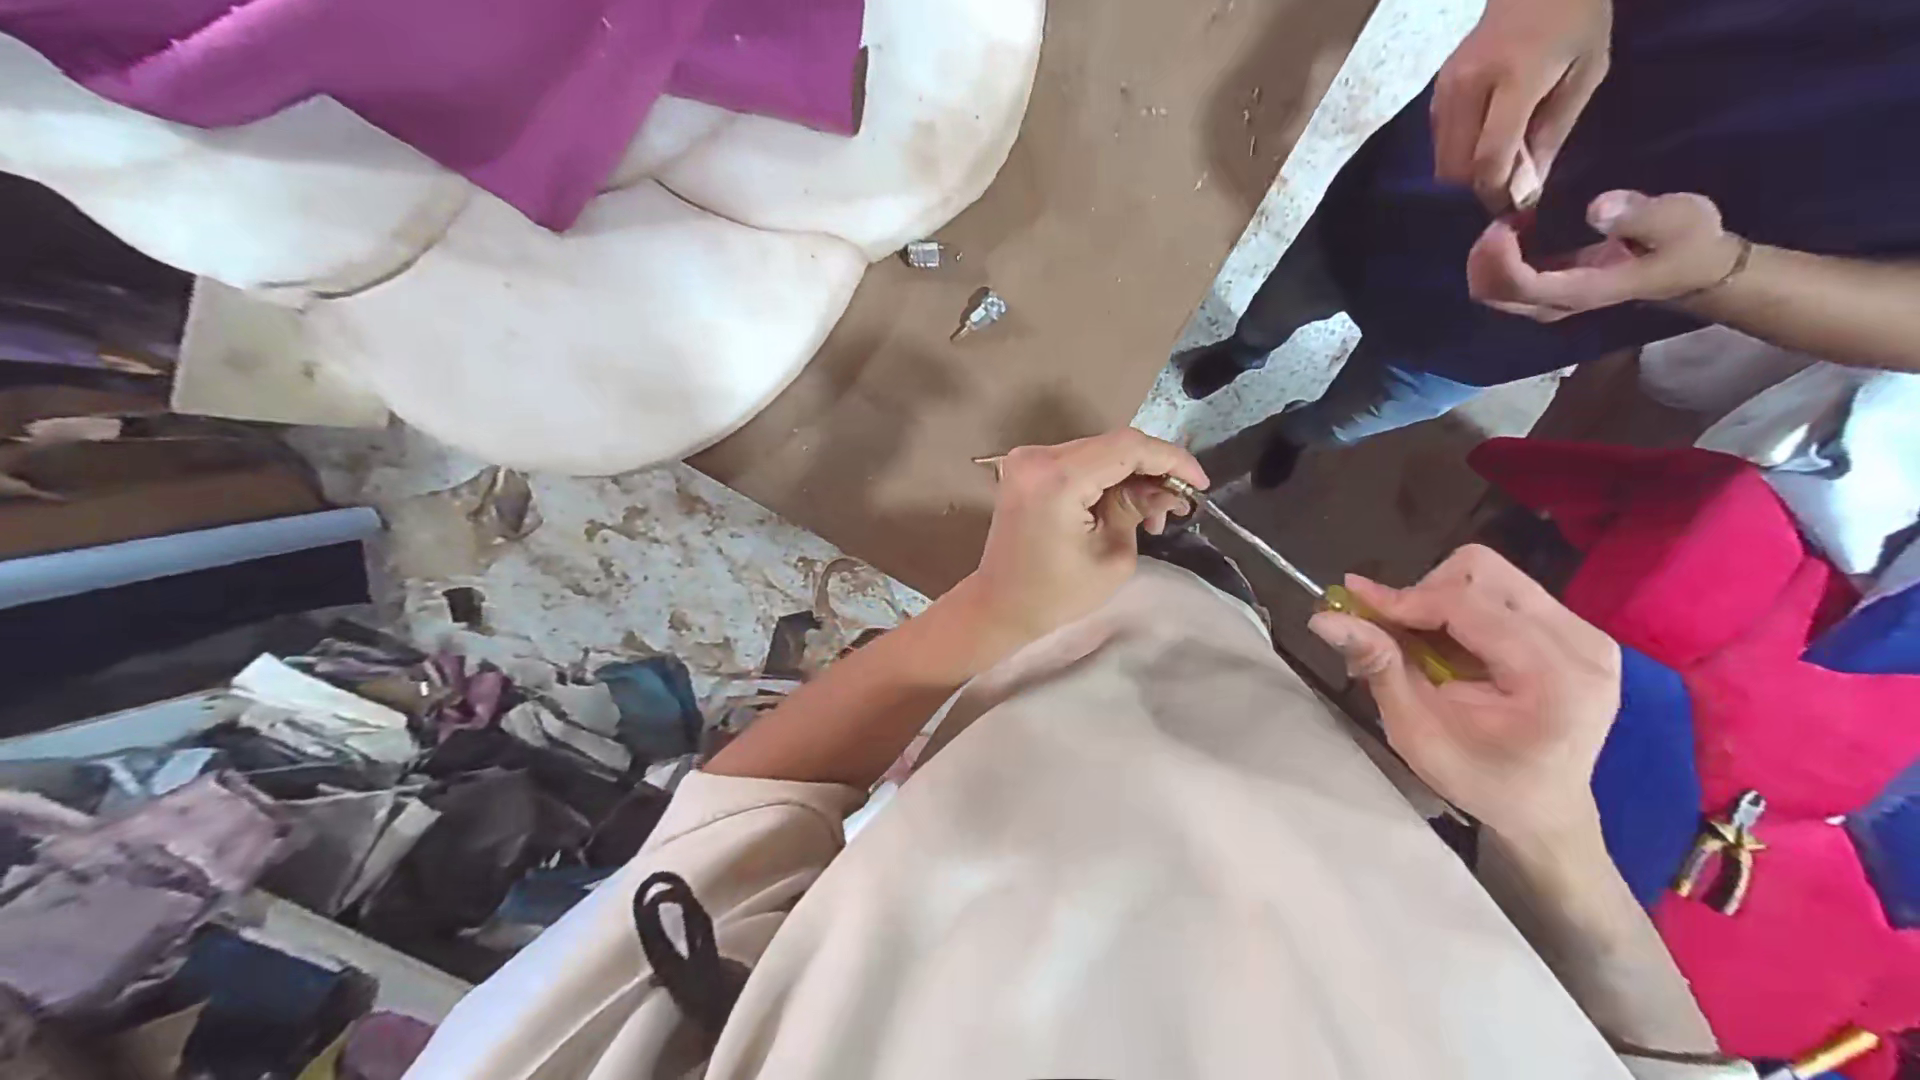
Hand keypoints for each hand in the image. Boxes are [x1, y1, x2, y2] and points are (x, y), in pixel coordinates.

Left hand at [955, 428, 1206, 642]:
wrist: (998, 605)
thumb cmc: (1055, 595)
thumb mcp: (1112, 556)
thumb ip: (1138, 510)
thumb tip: (1167, 487)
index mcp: (1057, 479)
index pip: (1128, 447)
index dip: (1171, 459)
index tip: (1199, 484)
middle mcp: (1037, 457)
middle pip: (1113, 445)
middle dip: (1153, 470)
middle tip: (1176, 504)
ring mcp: (1027, 460)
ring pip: (1099, 452)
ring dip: (1131, 476)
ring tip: (1152, 515)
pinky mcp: (1026, 469)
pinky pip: (1079, 462)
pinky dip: (1106, 478)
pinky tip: (1123, 505)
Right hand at [1307, 544, 1620, 844]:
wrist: (1543, 807)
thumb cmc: (1479, 778)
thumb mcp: (1415, 731)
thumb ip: (1378, 666)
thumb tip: (1324, 618)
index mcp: (1554, 679)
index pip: (1467, 605)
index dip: (1402, 599)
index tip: (1351, 604)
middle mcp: (1582, 644)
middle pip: (1482, 571)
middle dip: (1423, 593)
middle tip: (1391, 629)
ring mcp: (1585, 633)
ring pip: (1489, 573)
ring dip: (1439, 598)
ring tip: (1420, 641)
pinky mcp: (1576, 630)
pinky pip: (1501, 589)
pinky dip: (1459, 607)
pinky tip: (1448, 645)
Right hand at [1433, 0, 1611, 209]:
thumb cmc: (1574, 20)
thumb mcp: (1586, 71)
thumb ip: (1554, 132)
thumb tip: (1526, 189)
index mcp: (1513, 78)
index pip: (1489, 155)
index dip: (1497, 189)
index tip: (1511, 208)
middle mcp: (1467, 89)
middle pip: (1455, 167)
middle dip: (1476, 188)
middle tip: (1503, 192)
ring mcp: (1443, 94)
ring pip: (1441, 161)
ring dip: (1464, 176)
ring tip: (1494, 172)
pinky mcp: (1433, 98)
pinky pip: (1438, 145)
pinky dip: (1457, 158)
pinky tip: (1480, 151)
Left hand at [1468, 190, 1746, 321]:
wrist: (1689, 270)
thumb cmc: (1687, 242)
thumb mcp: (1681, 219)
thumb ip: (1640, 214)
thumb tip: (1596, 207)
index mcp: (1579, 291)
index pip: (1517, 285)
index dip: (1498, 257)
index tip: (1505, 221)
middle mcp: (1550, 305)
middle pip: (1491, 293)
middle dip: (1484, 257)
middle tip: (1504, 217)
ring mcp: (1541, 304)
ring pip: (1489, 292)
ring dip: (1487, 258)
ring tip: (1511, 221)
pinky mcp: (1540, 295)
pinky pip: (1499, 285)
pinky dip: (1495, 260)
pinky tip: (1516, 230)